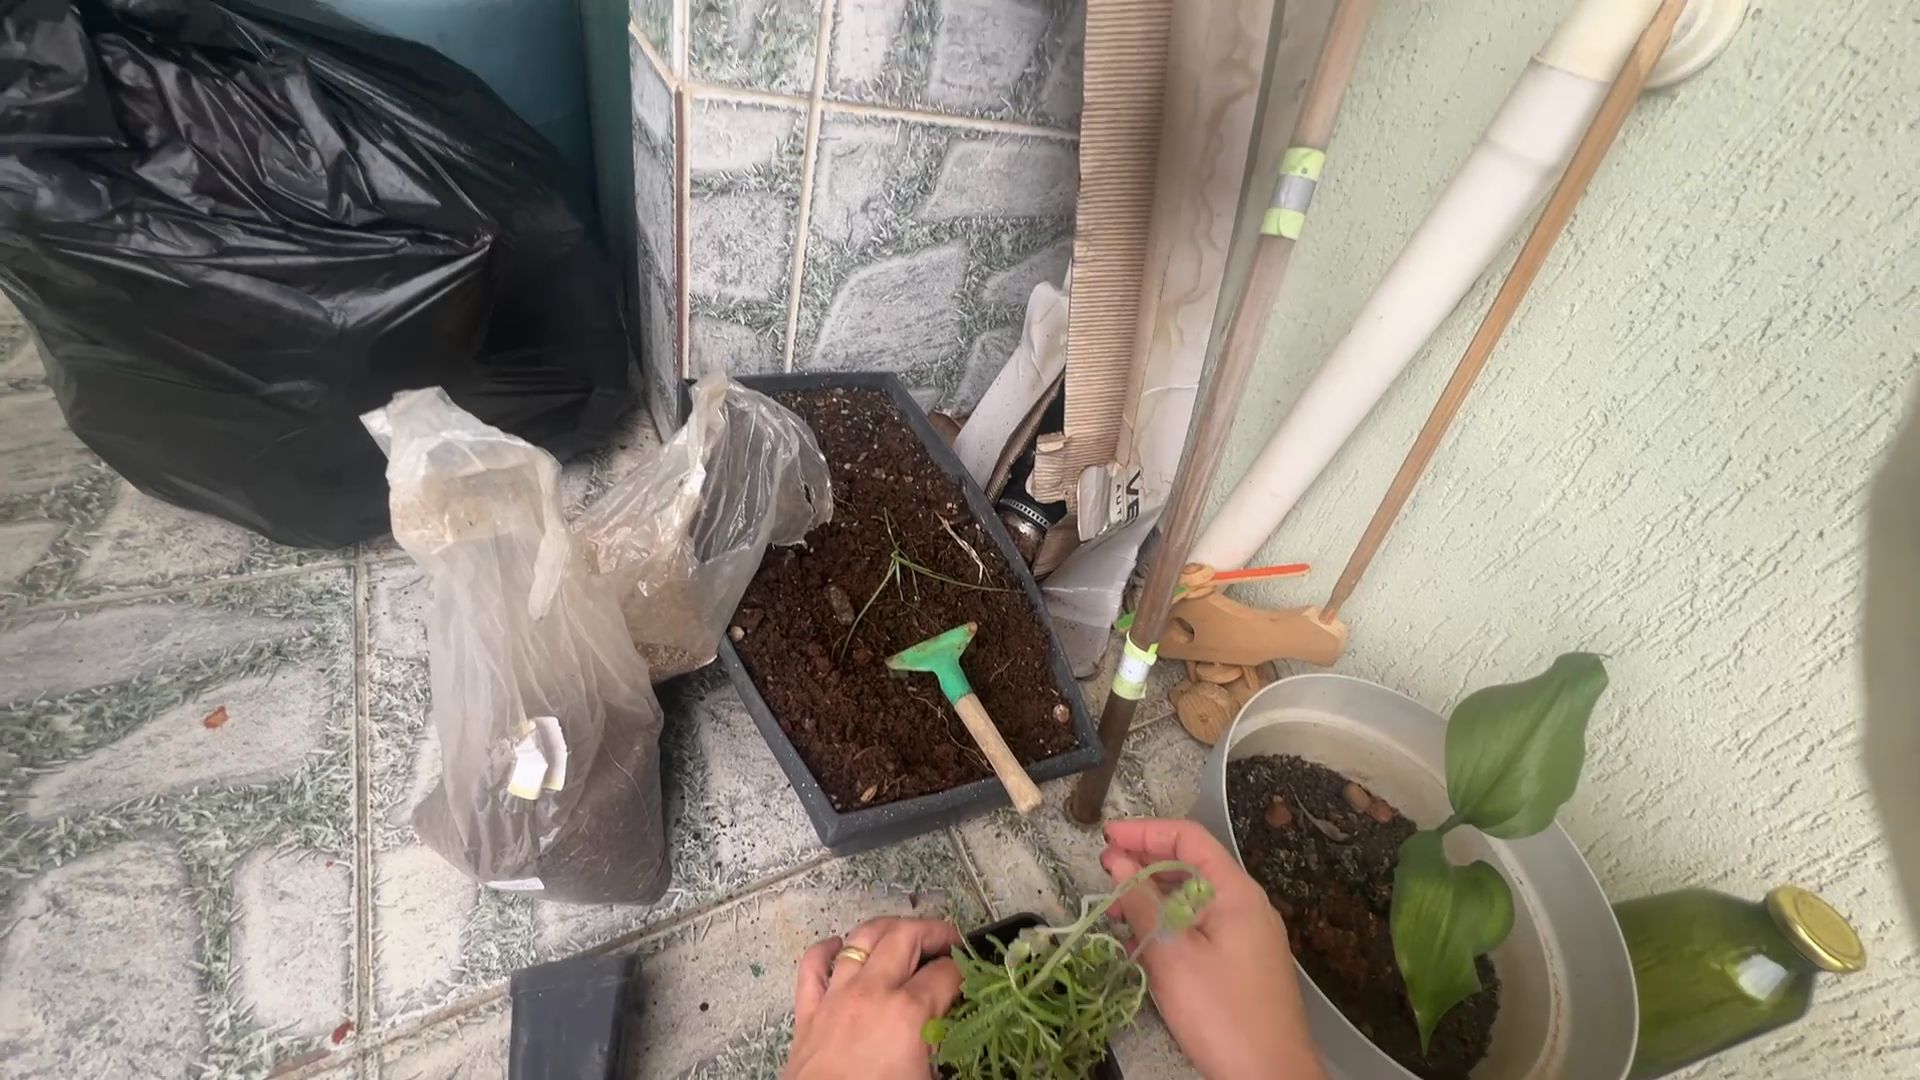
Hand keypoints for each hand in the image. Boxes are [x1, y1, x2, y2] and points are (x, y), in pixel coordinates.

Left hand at [781, 917, 963, 1079]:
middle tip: (948, 941)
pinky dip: (826, 949)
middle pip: (906, 936)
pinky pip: (813, 965)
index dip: (963, 969)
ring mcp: (836, 997)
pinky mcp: (808, 1013)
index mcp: (908, 1014)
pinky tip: (839, 945)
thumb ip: (950, 1048)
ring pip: (862, 937)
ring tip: (905, 935)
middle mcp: (872, 992)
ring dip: (888, 929)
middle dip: (933, 931)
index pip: (946, 972)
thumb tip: (964, 1032)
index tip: (970, 972)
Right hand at [1102, 818, 1326, 1079]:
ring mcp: (1245, 934)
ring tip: (1114, 909)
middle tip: (1104, 870)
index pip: (1188, 838)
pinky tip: (1140, 937)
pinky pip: (1198, 924)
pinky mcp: (1240, 961)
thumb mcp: (1171, 954)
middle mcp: (1244, 904)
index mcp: (1235, 891)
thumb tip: (1115, 861)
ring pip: (1191, 896)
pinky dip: (1167, 921)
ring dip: (1151, 896)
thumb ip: (1140, 902)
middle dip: (1143, 863)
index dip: (1144, 831)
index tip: (1106, 836)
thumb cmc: (1222, 1013)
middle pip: (1190, 864)